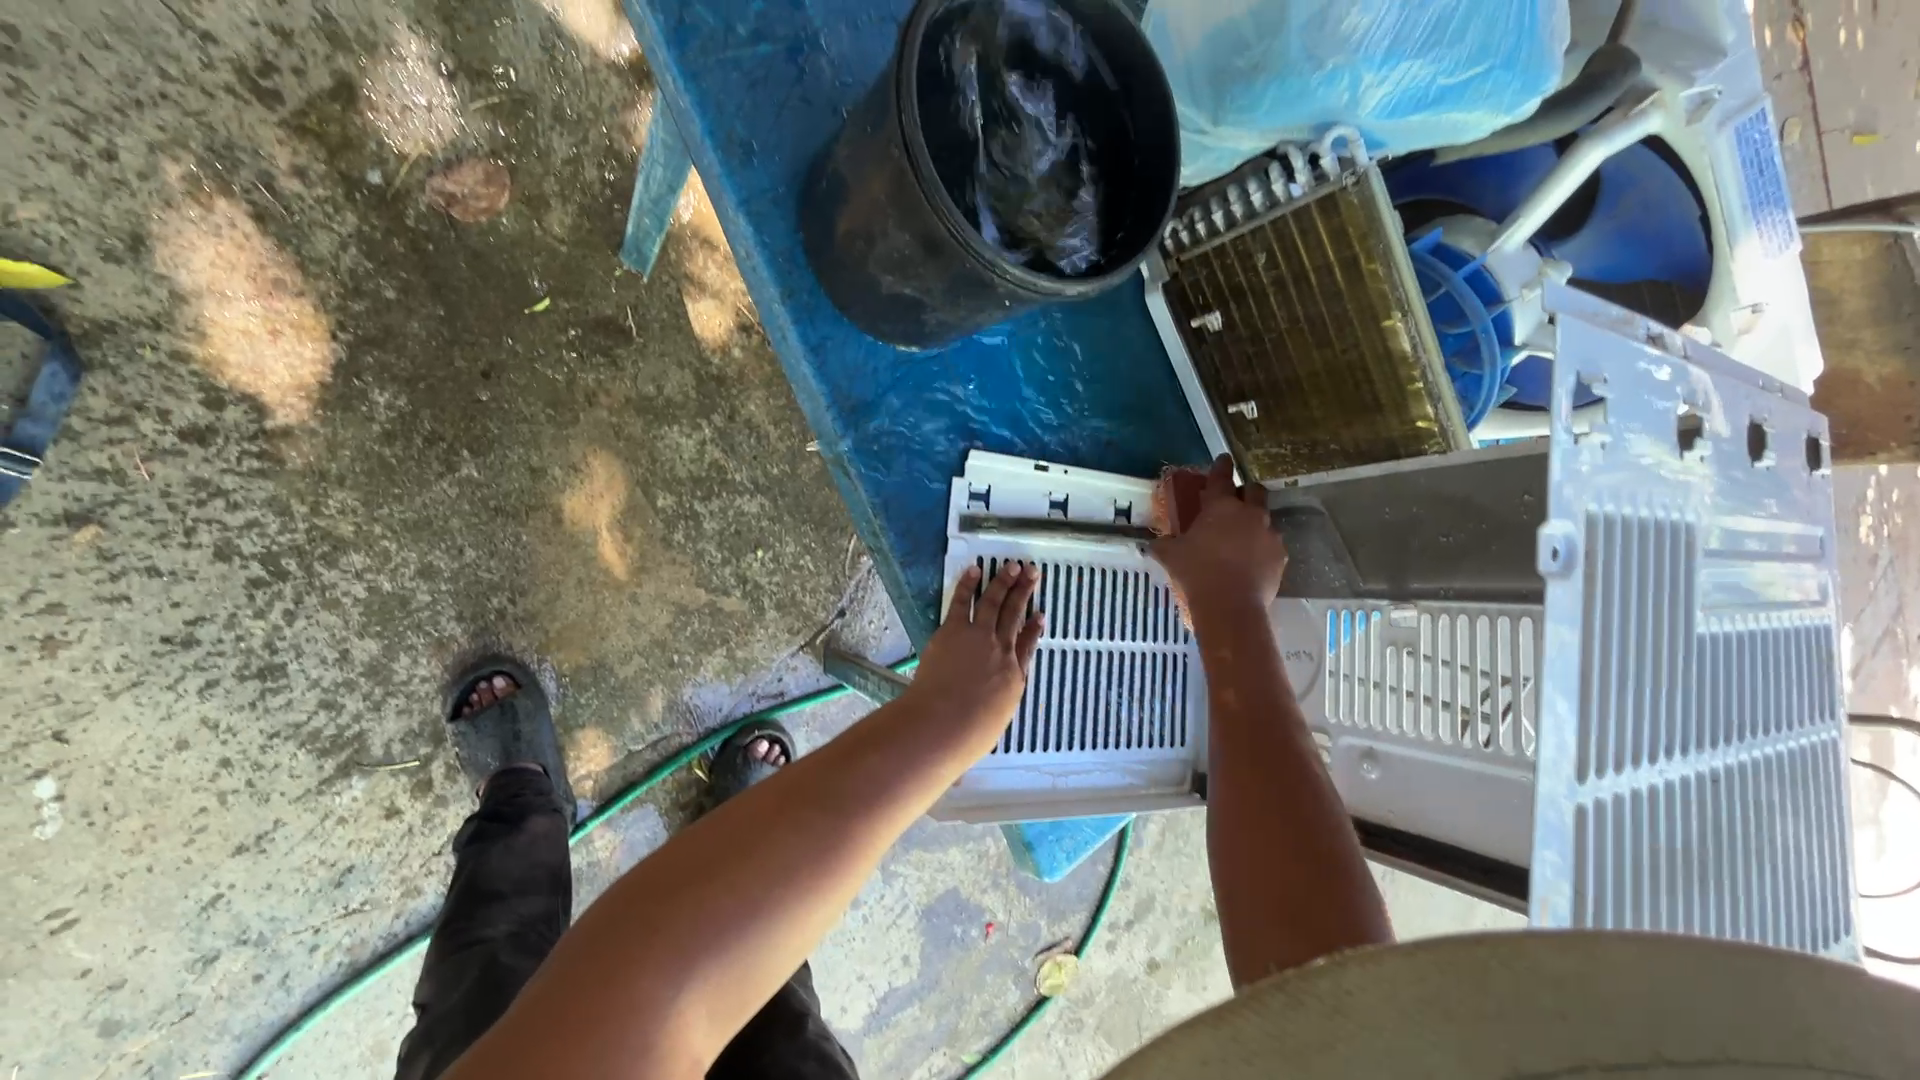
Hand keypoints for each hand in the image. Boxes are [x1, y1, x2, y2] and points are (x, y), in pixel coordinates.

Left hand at [904, 561, 1044, 752]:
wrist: (944, 724)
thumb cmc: (966, 738)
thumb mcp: (988, 731)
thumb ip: (987, 720)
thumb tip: (979, 739)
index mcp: (1014, 679)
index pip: (1027, 647)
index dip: (1035, 629)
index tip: (1040, 615)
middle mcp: (1002, 653)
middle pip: (1016, 616)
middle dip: (1025, 593)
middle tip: (1033, 573)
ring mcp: (979, 638)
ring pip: (995, 603)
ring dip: (1004, 581)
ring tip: (1013, 565)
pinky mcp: (954, 631)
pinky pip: (963, 602)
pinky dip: (969, 584)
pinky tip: (975, 570)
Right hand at [1149, 455, 1286, 621]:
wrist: (1230, 605)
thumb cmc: (1196, 572)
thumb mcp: (1171, 556)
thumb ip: (1164, 544)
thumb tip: (1155, 543)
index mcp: (1221, 506)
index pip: (1221, 476)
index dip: (1221, 466)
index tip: (1223, 459)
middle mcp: (1250, 514)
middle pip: (1255, 490)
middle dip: (1246, 492)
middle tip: (1235, 501)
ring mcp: (1270, 534)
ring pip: (1265, 519)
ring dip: (1254, 524)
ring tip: (1242, 540)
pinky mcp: (1280, 556)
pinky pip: (1271, 546)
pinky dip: (1262, 549)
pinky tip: (1251, 563)